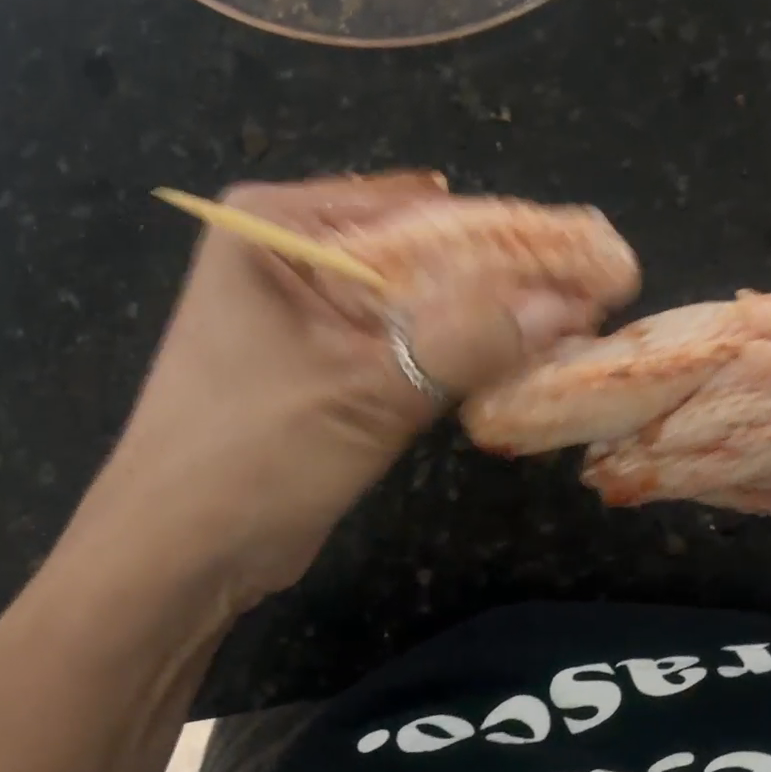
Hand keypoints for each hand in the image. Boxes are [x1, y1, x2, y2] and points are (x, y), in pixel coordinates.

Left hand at [63, 173, 600, 600]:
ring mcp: (304, 315)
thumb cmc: (251, 460)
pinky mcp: (322, 369)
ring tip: (574, 327)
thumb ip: (469, 340)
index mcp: (275, 227)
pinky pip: (402, 349)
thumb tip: (571, 302)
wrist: (178, 560)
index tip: (587, 257)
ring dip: (484, 323)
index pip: (415, 211)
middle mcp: (288, 256)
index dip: (506, 238)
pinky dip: (453, 359)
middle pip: (419, 254)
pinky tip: (515, 364)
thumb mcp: (366, 393)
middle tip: (593, 294)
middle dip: (500, 281)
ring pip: (416, 305)